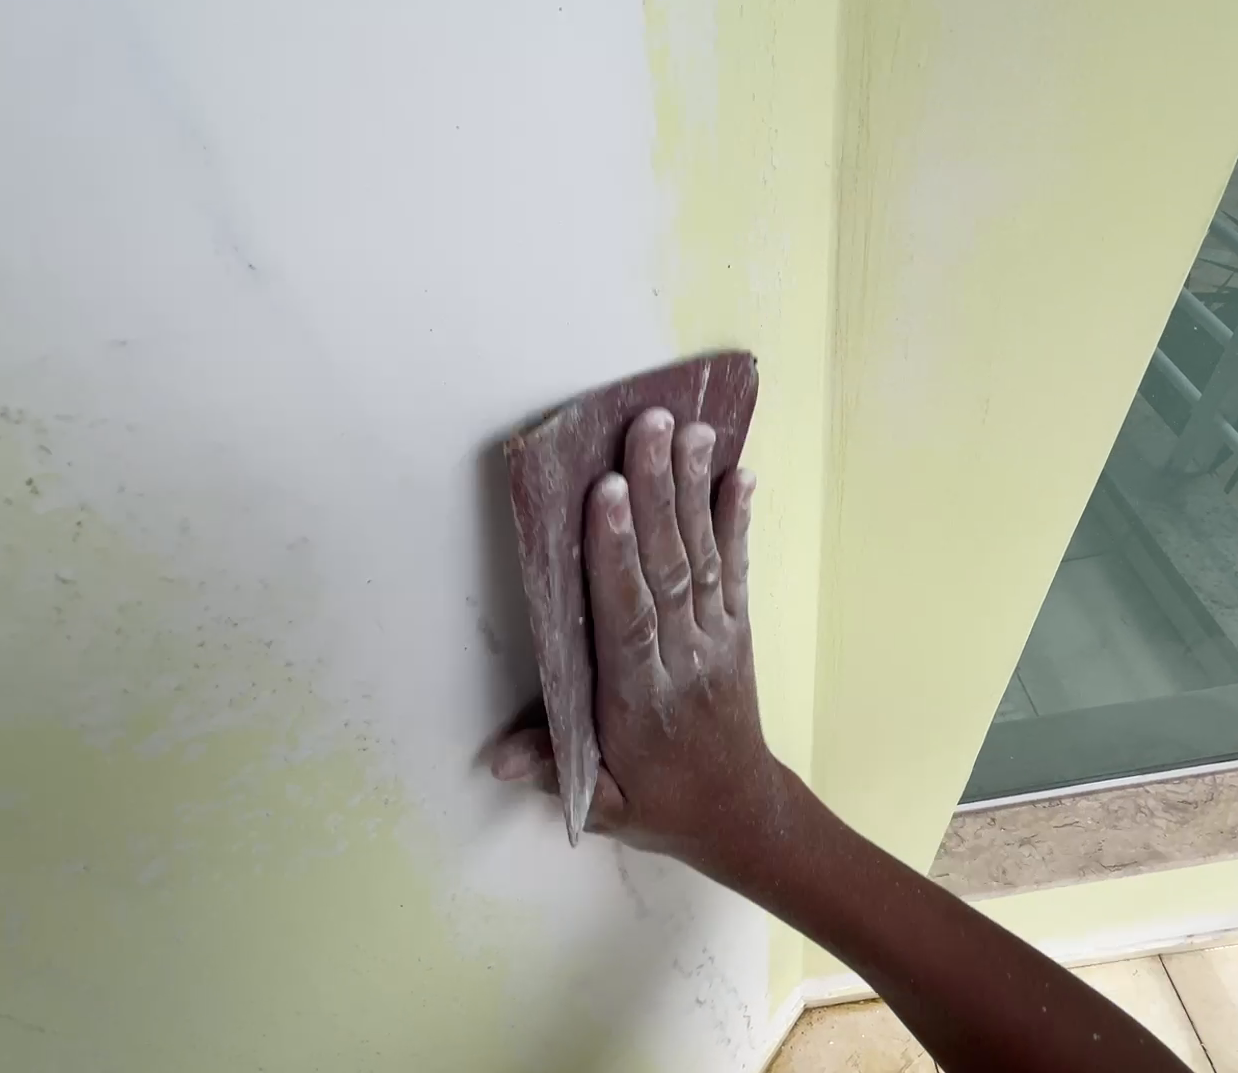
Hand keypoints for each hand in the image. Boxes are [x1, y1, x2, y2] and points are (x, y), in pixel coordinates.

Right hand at [492, 407, 788, 877]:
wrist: (743, 811)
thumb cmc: (663, 803)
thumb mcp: (605, 804)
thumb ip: (555, 774)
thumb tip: (494, 760)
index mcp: (641, 698)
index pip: (628, 616)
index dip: (616, 554)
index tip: (606, 492)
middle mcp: (683, 657)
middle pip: (668, 568)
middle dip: (657, 494)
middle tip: (649, 427)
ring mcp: (717, 637)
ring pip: (704, 558)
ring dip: (696, 490)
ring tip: (693, 429)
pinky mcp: (738, 628)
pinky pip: (738, 570)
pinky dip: (738, 520)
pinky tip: (740, 474)